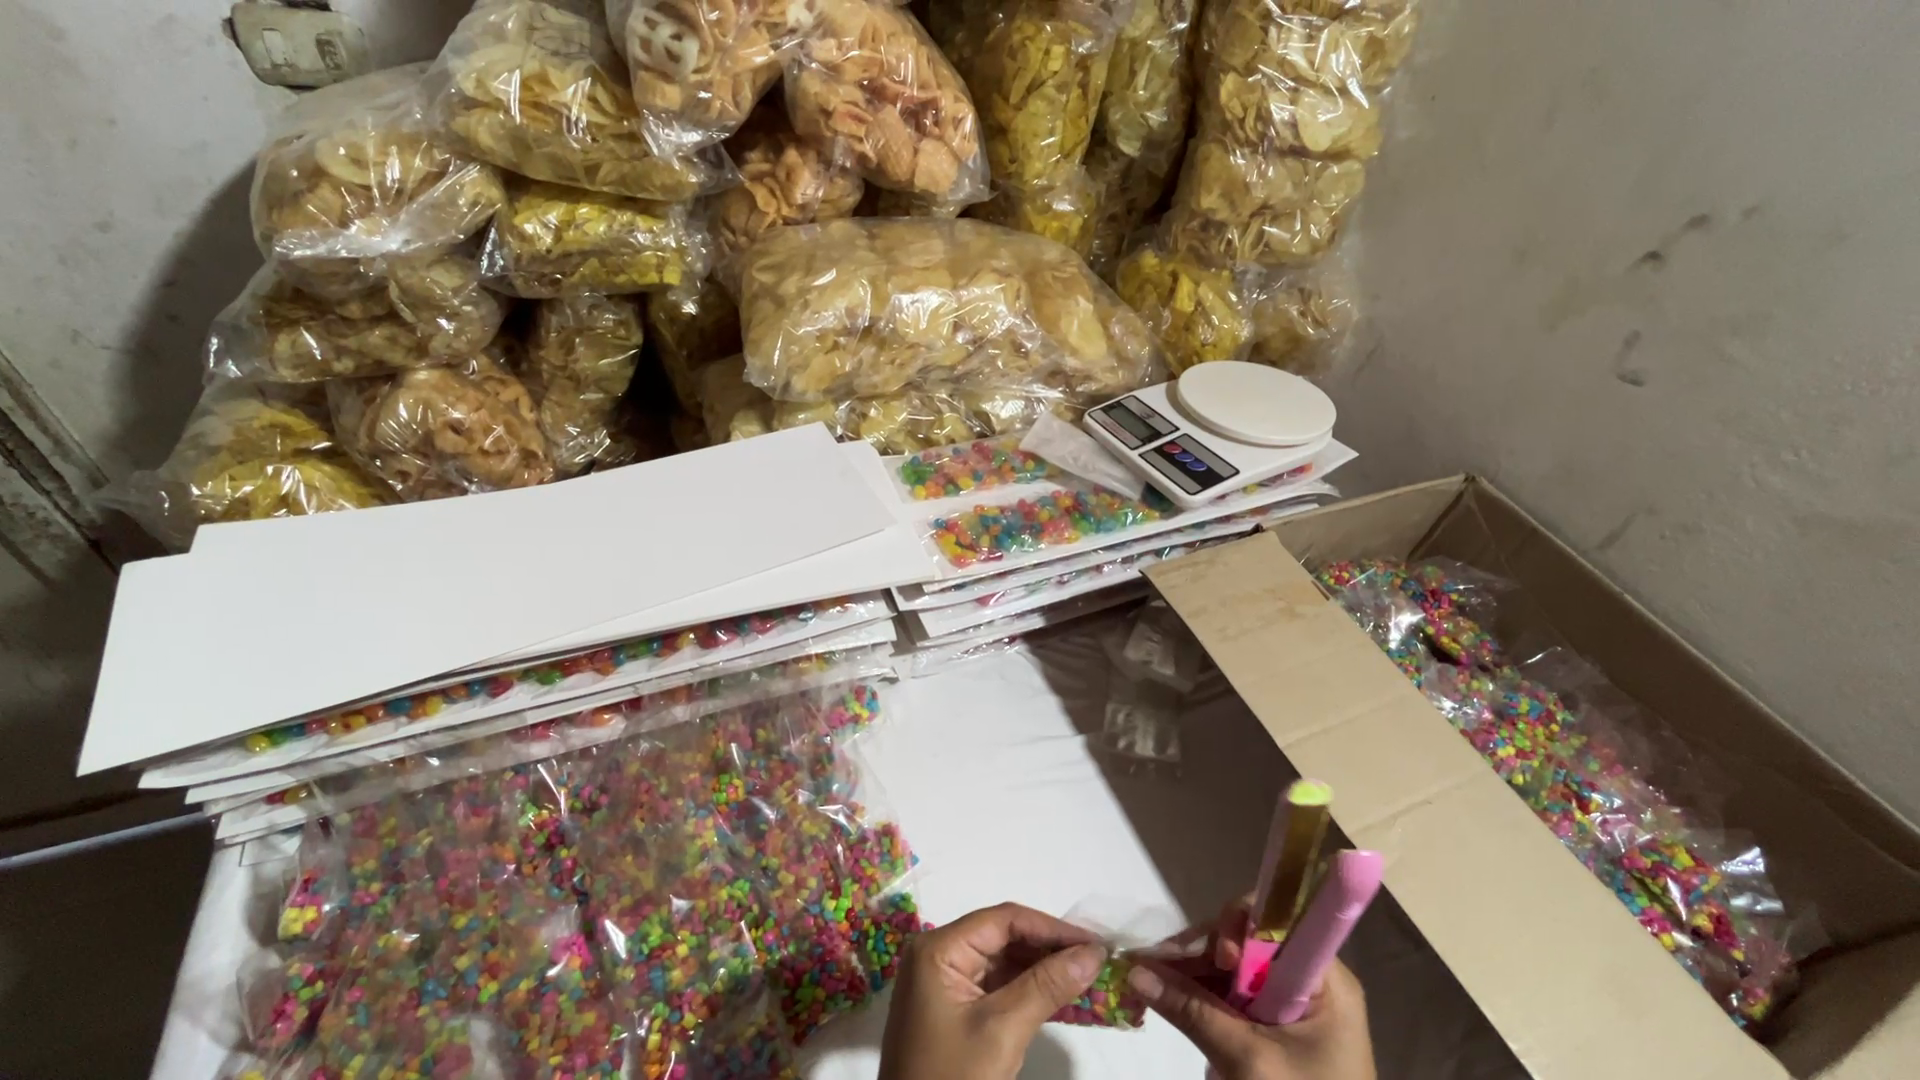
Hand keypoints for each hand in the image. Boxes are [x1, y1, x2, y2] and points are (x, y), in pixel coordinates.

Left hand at [878, 903, 1107, 1079]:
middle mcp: (939, 955)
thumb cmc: (953, 1077)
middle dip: (1050, 948)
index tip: (1095, 942)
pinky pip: (998, 986)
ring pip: (1004, 961)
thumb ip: (1047, 986)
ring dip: (1044, 969)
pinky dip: (1029, 990)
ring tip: (1088, 975)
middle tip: (1097, 959)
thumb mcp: (1003, 1029)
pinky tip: (1063, 995)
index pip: (1003, 920)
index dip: (1052, 928)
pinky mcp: (955, 1008)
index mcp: (939, 949)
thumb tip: (1094, 953)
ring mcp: (945, 982)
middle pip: (1004, 937)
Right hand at [1126, 896, 1375, 1079]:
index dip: (1239, 927)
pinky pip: (1234, 994)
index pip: (1277, 921)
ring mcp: (1292, 1002)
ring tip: (1152, 982)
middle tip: (1157, 967)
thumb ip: (1193, 1012)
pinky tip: (1172, 998)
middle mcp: (1310, 978)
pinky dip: (1203, 995)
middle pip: (1248, 940)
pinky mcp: (1276, 1024)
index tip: (1218, 959)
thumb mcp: (1248, 1060)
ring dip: (1195, 973)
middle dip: (1203, 952)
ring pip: (1234, 967)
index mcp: (1323, 978)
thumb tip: (1134, 971)